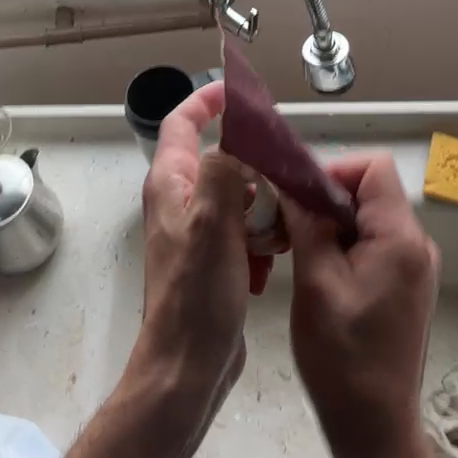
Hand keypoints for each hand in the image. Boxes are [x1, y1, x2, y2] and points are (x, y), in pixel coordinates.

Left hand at [68, 83, 264, 457]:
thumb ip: (222, 170)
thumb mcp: (212, 223)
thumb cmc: (197, 294)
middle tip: (284, 168)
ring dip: (262, 205)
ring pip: (237, 196)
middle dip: (253, 162)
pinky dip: (260, 237)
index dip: (207, 100)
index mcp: (172, 184)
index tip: (238, 92)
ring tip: (280, 224)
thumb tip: (235, 137)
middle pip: (218, 158)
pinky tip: (270, 260)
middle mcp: (180, 201)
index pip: (182, 123)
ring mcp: (196, 232)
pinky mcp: (213, 259)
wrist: (189, 366)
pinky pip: (243, 230)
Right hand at [282, 153, 440, 457]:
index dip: (334, 171)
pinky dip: (341, 244)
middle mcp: (416, 246)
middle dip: (324, 198)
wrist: (373, 426)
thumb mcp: (314, 282)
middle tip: (288, 224)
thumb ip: (305, 223)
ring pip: (367, 217)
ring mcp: (412, 267)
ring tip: (296, 248)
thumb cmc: (342, 358)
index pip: (373, 168)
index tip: (299, 196)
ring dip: (329, 223)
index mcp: (400, 240)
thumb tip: (288, 179)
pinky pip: (372, 243)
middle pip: (369, 191)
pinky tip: (315, 268)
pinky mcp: (403, 285)